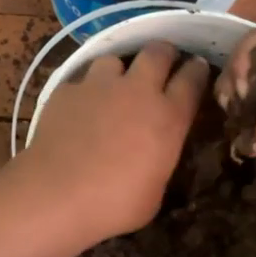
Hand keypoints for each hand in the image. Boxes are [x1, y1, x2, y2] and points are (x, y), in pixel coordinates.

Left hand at [16, 41, 210, 240]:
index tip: (198, 69)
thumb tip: (157, 151)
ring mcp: (98, 86)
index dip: (197, 71)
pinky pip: (81, 80)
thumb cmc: (115, 204)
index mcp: (167, 117)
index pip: (192, 79)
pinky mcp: (66, 90)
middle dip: (164, 54)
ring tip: (115, 85)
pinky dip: (86, 90)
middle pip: (158, 52)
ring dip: (120, 69)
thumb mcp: (155, 189)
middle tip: (163, 63)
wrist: (56, 193)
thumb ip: (161, 158)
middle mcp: (136, 90)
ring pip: (114, 59)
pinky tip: (80, 108)